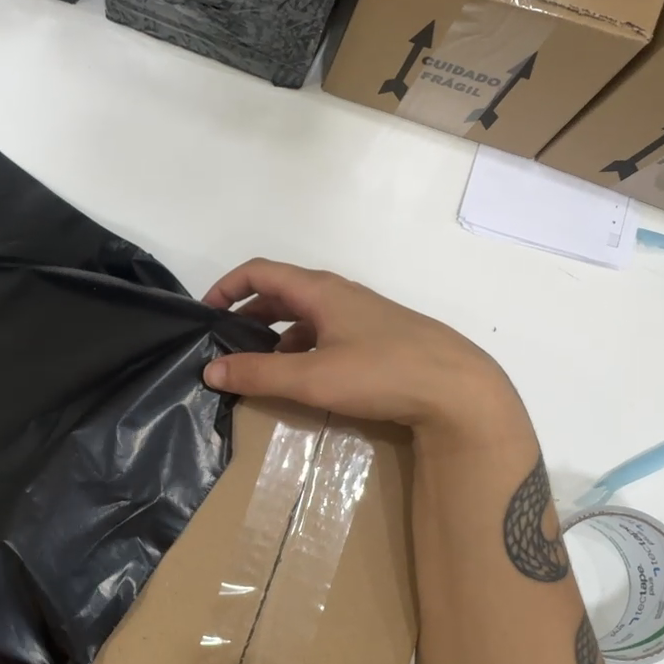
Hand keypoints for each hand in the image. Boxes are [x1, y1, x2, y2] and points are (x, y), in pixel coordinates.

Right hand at [201, 258, 525, 438]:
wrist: (459, 390)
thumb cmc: (382, 373)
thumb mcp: (312, 377)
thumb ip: (258, 374)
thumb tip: (210, 370)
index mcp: (320, 290)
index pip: (260, 273)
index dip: (227, 287)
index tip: (205, 313)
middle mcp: (339, 294)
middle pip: (281, 293)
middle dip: (247, 314)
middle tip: (224, 343)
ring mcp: (362, 316)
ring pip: (304, 315)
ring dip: (274, 333)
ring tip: (257, 365)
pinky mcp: (378, 339)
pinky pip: (326, 333)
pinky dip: (301, 348)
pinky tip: (302, 376)